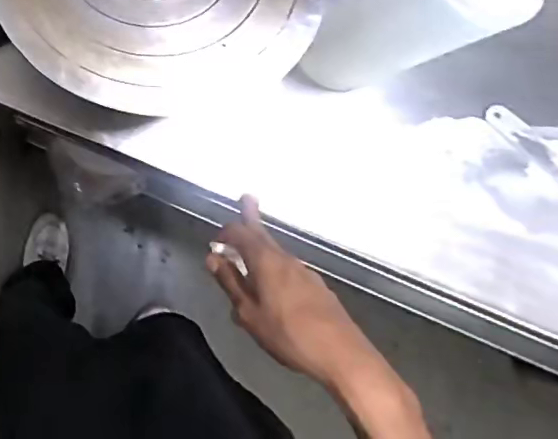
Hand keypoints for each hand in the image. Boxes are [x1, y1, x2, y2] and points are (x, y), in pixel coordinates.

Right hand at [207, 195, 389, 393]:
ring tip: (252, 264)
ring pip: (276, 252)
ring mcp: (304, 272)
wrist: (345, 357)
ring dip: (262, 249)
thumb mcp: (249, 313)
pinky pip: (289, 270)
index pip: (239, 231)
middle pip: (263, 232)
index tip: (216, 242)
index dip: (225, 232)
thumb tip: (212, 257)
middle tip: (246, 198)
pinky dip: (277, 269)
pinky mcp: (318, 288)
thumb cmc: (289, 334)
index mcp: (264, 259)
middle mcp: (284, 258)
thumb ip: (230, 282)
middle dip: (252, 215)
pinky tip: (277, 293)